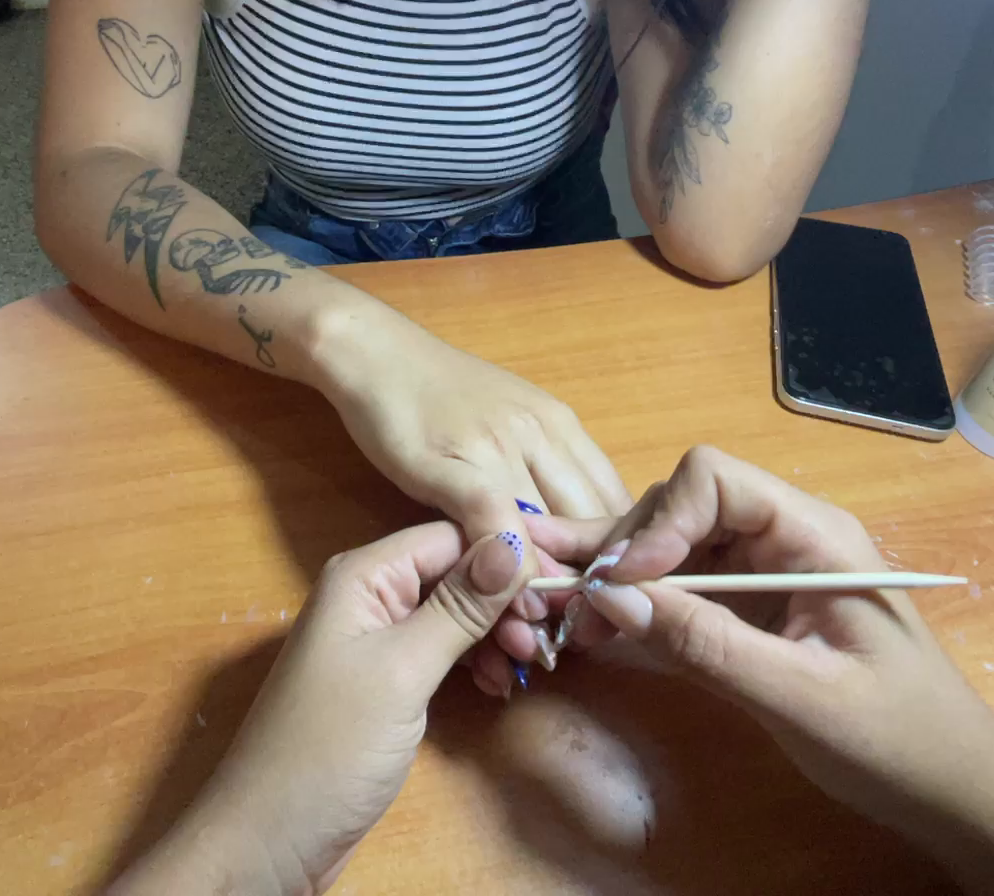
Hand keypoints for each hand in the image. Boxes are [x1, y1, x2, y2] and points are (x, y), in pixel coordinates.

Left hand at [109, 522, 534, 895]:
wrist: (271, 838)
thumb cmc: (331, 745)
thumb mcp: (403, 671)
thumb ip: (459, 605)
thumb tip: (512, 541)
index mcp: (365, 573)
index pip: (450, 534)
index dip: (505, 551)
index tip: (555, 582)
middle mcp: (372, 592)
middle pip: (454, 570)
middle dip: (503, 596)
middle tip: (544, 632)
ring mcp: (379, 635)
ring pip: (454, 610)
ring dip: (495, 630)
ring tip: (528, 661)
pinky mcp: (388, 674)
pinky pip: (442, 647)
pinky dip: (476, 659)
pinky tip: (499, 683)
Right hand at [313, 307, 631, 696]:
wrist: (375, 352)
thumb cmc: (435, 391)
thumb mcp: (501, 426)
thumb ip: (534, 472)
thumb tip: (559, 533)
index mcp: (561, 427)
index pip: (615, 502)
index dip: (618, 559)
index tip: (606, 603)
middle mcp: (544, 435)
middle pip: (595, 522)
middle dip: (594, 585)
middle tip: (583, 637)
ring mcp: (503, 448)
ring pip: (553, 533)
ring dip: (553, 593)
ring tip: (546, 642)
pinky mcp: (455, 463)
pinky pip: (499, 525)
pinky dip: (509, 572)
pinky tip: (503, 607)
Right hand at [530, 446, 993, 894]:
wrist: (960, 801)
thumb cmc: (901, 745)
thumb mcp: (800, 697)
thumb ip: (704, 642)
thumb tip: (607, 600)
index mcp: (812, 534)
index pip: (715, 480)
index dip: (661, 519)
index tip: (626, 580)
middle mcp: (778, 536)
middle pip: (677, 509)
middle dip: (620, 547)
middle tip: (563, 592)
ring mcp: (757, 571)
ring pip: (665, 546)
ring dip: (612, 575)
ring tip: (556, 601)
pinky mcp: (742, 606)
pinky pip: (674, 588)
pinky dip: (631, 604)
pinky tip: (587, 616)